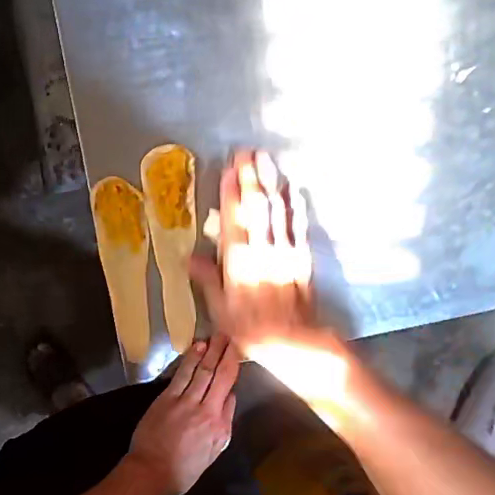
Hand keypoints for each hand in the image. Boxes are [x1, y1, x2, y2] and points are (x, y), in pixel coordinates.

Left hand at [123, 334, 241, 494]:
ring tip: (215, 336)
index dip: (234, 365)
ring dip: (208, 351)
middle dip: (224, 352)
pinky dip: (190, 359)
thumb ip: (225, 422)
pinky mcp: (165, 400)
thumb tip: (230, 396)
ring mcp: (184, 402)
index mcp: (219, 423)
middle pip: (217, 374)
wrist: (152, 472)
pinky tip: (196, 348)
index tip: (237, 350)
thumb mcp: (215, 449)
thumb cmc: (185, 468)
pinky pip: (181, 375)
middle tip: (229, 334)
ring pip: (200, 370)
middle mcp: (205, 409)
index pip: (229, 386)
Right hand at [189, 150, 350, 402]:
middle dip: (251, 178)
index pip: (234, 220)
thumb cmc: (251, 330)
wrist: (294, 342)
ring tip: (266, 159)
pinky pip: (296, 224)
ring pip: (278, 209)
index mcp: (239, 263)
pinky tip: (291, 189)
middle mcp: (263, 252)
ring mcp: (285, 252)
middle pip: (257, 207)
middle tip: (247, 152)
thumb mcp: (221, 310)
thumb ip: (209, 280)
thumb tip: (192, 257)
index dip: (231, 193)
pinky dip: (293, 204)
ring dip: (271, 182)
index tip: (228, 168)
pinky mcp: (302, 257)